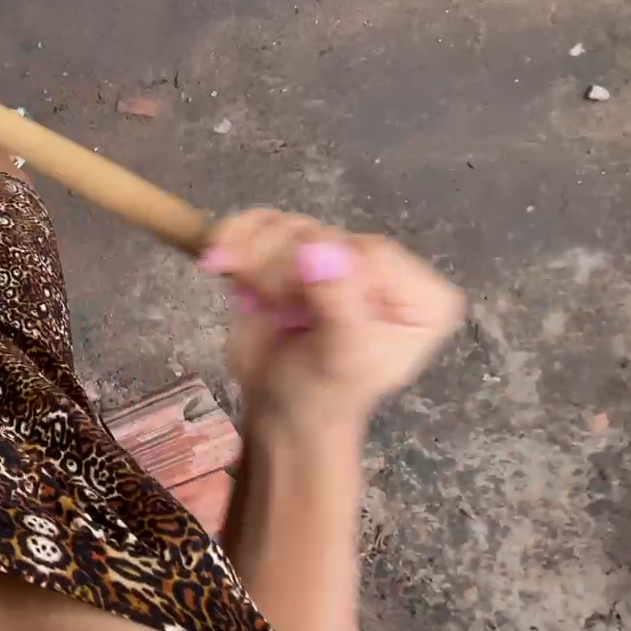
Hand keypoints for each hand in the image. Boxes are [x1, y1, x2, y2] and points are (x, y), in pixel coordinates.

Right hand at [201, 210, 464, 426]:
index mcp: (414, 296)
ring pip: (283, 226)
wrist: (278, 406)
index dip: (318, 268)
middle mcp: (376, 270)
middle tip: (265, 302)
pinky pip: (259, 224)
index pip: (366, 252)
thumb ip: (340, 305)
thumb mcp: (342, 359)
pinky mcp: (285, 257)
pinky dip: (231, 235)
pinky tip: (216, 259)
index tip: (285, 300)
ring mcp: (327, 260)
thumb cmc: (322, 393)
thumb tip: (319, 249)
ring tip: (245, 291)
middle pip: (318, 234)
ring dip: (250, 256)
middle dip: (277, 267)